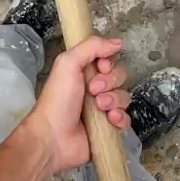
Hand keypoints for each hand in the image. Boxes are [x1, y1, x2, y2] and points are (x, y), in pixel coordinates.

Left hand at [19, 35, 130, 175]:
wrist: (53, 138)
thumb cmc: (58, 99)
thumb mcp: (68, 63)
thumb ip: (92, 46)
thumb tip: (118, 42)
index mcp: (84, 72)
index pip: (109, 59)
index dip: (109, 62)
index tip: (101, 67)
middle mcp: (95, 88)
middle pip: (119, 76)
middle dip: (110, 82)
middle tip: (93, 90)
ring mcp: (102, 109)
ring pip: (124, 97)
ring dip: (114, 100)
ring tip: (99, 107)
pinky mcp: (108, 129)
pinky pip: (125, 119)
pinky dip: (120, 118)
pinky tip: (110, 120)